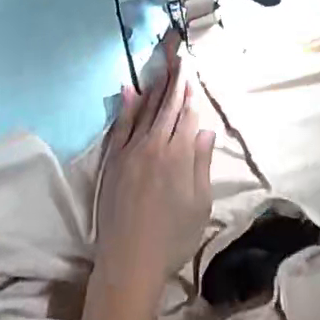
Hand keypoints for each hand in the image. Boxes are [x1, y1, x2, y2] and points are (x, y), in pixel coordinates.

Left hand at [94, 35, 215, 291]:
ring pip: (145, 111)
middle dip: (175, 82)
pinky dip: (127, 106)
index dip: (190, 94)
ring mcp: (131, 150)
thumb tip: (205, 131)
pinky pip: (121, 125)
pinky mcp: (114, 160)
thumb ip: (202, 164)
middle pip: (167, 107)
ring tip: (162, 69)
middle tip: (178, 58)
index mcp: (179, 155)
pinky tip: (130, 90)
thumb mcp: (199, 204)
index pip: (187, 115)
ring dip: (155, 89)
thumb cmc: (172, 237)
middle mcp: (154, 145)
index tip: (192, 73)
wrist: (129, 261)